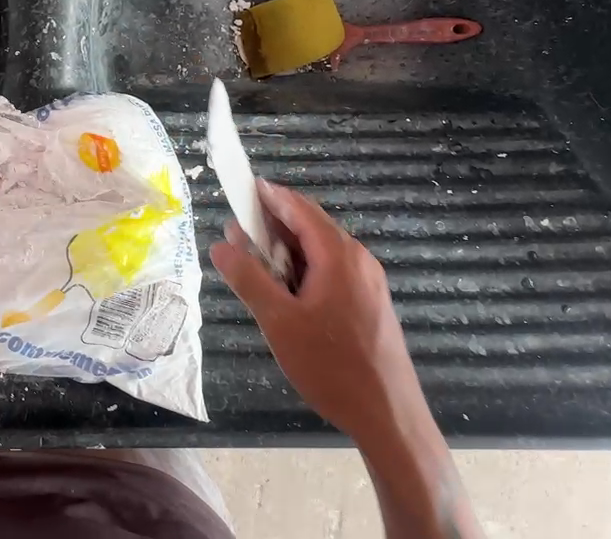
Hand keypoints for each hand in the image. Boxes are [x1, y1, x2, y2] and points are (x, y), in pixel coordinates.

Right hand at [210, 183, 427, 444]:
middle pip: (309, 226)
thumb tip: (221, 244)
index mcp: (339, 255)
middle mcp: (358, 260)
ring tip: (253, 268)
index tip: (237, 190)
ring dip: (284, 252)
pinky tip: (283, 294)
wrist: (390, 419)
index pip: (298, 207)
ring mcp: (367, 282)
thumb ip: (247, 278)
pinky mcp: (369, 303)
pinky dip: (302, 271)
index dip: (267, 196)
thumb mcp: (278, 321)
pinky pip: (330, 271)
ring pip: (318, 251)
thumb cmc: (331, 366)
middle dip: (271, 227)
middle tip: (235, 238)